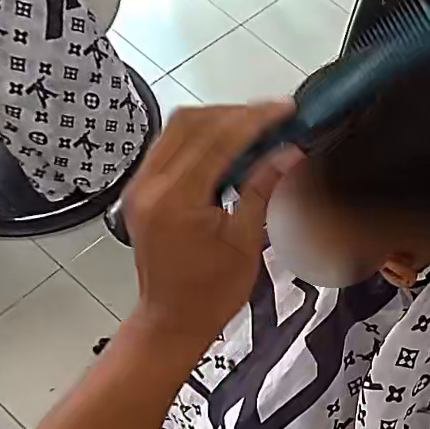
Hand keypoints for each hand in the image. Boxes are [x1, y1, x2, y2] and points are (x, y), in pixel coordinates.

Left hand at [118, 102, 298, 350]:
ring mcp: (141, 185)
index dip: (254, 119)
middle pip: (190, 123)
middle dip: (235, 113)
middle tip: (275, 116)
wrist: (173, 319)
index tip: (285, 109)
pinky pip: (171, 147)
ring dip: (218, 121)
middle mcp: (150, 184)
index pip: (216, 140)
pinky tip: (231, 147)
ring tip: (258, 127)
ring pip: (177, 130)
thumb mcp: (246, 241)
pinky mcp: (143, 190)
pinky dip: (203, 138)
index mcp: (176, 199)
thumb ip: (261, 190)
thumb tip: (288, 153)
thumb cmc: (213, 291)